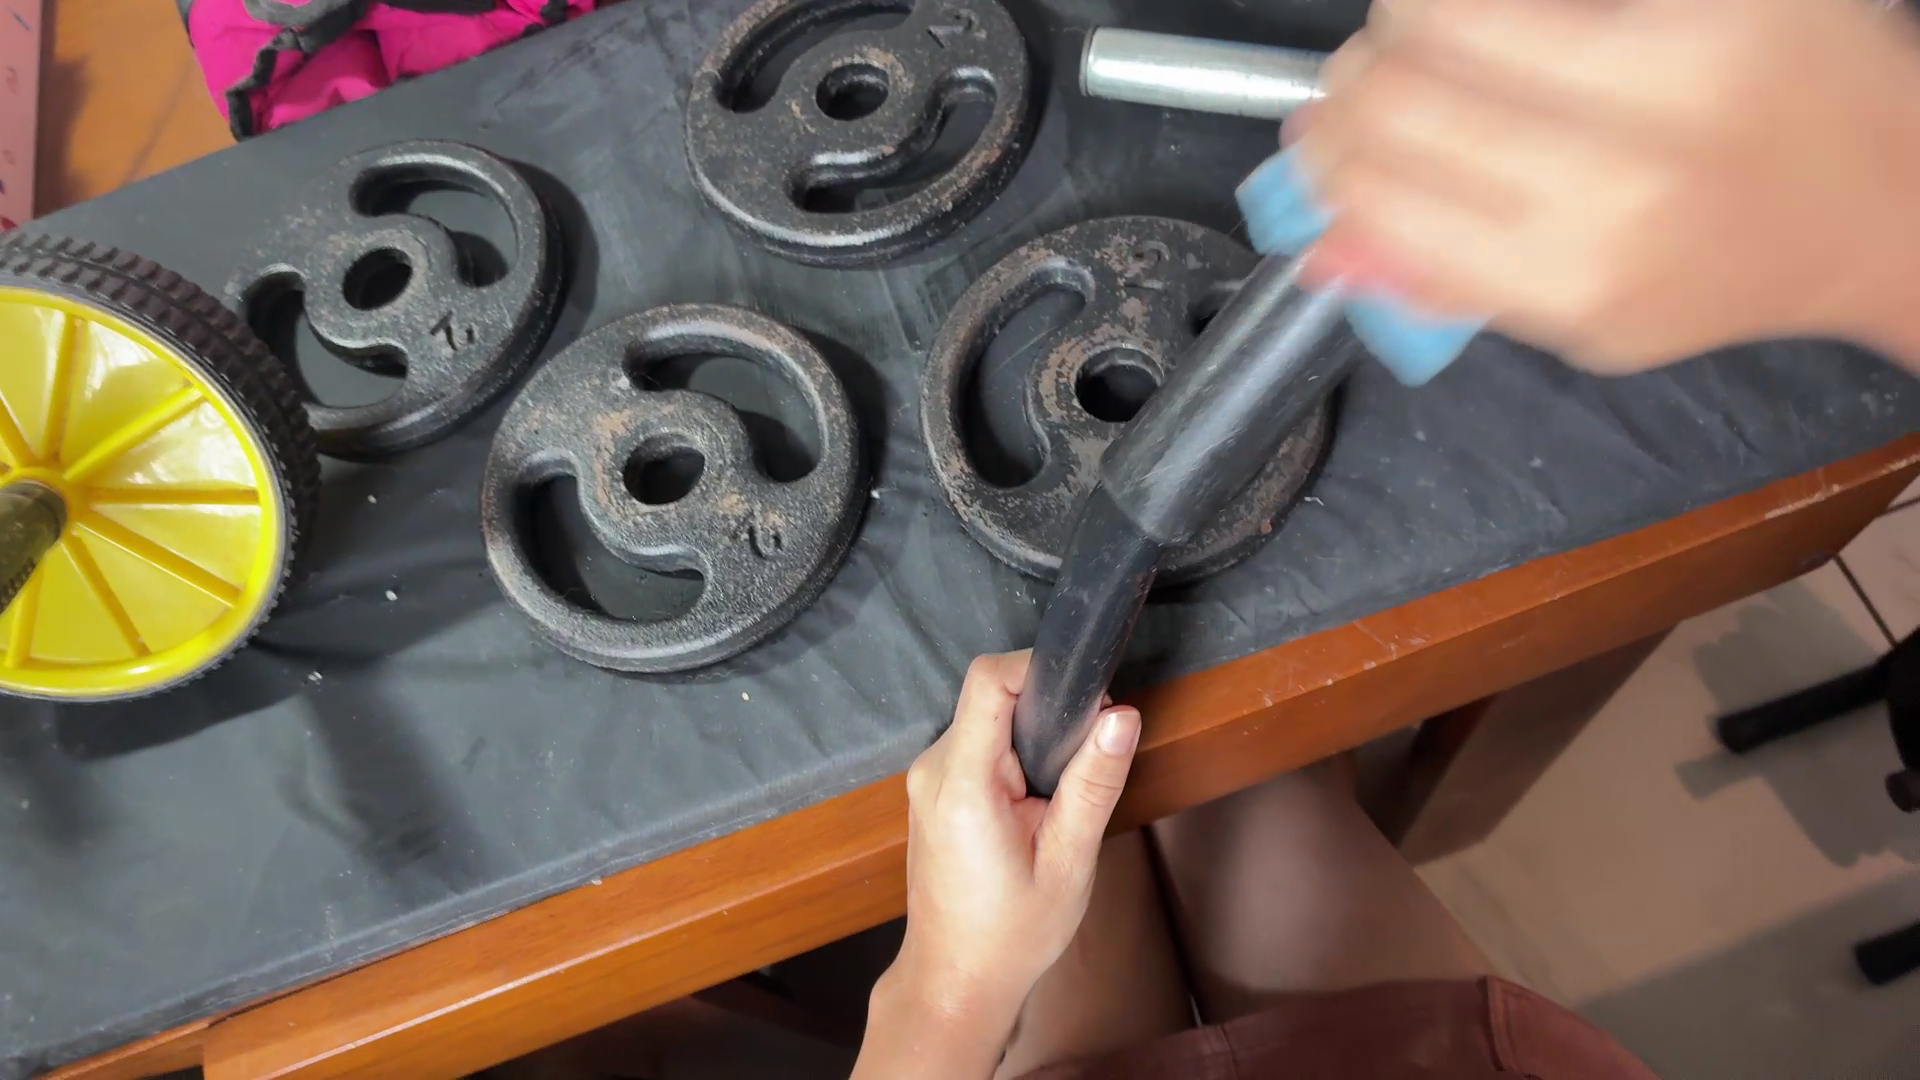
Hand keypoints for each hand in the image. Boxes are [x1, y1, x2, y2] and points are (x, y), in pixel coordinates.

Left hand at [852, 651, 1141, 1078]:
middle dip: (1043, 713)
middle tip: (1084, 759)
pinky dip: (1010, 755)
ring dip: (1029, 738)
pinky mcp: (932, 786)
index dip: (1037, 669)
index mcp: (963, 781)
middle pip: (990, 697)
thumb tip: (1123, 715)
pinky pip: (975, 743)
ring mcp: (926, 774)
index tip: (1084, 697)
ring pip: (985, 719)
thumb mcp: (1068, 861)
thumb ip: (1093, 783)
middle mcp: (934, 765)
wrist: (954, 980)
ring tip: (1058, 792)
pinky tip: (1032, 801)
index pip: (988, 679)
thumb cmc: (1013, 932)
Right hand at [1294, 0, 1919, 370]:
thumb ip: (1434, 284)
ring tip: (1389, 44)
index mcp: (1564, 273)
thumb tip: (1320, 248)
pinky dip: (1465, 6)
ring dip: (1392, 27)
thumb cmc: (1700, 284)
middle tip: (1338, 93)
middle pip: (1402, 105)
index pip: (1383, 200)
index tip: (1310, 152)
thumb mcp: (1555, 324)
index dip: (1324, 167)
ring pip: (1455, 17)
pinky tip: (1458, 22)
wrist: (1882, 206)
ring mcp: (1681, 63)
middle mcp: (1617, 174)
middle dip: (1342, 94)